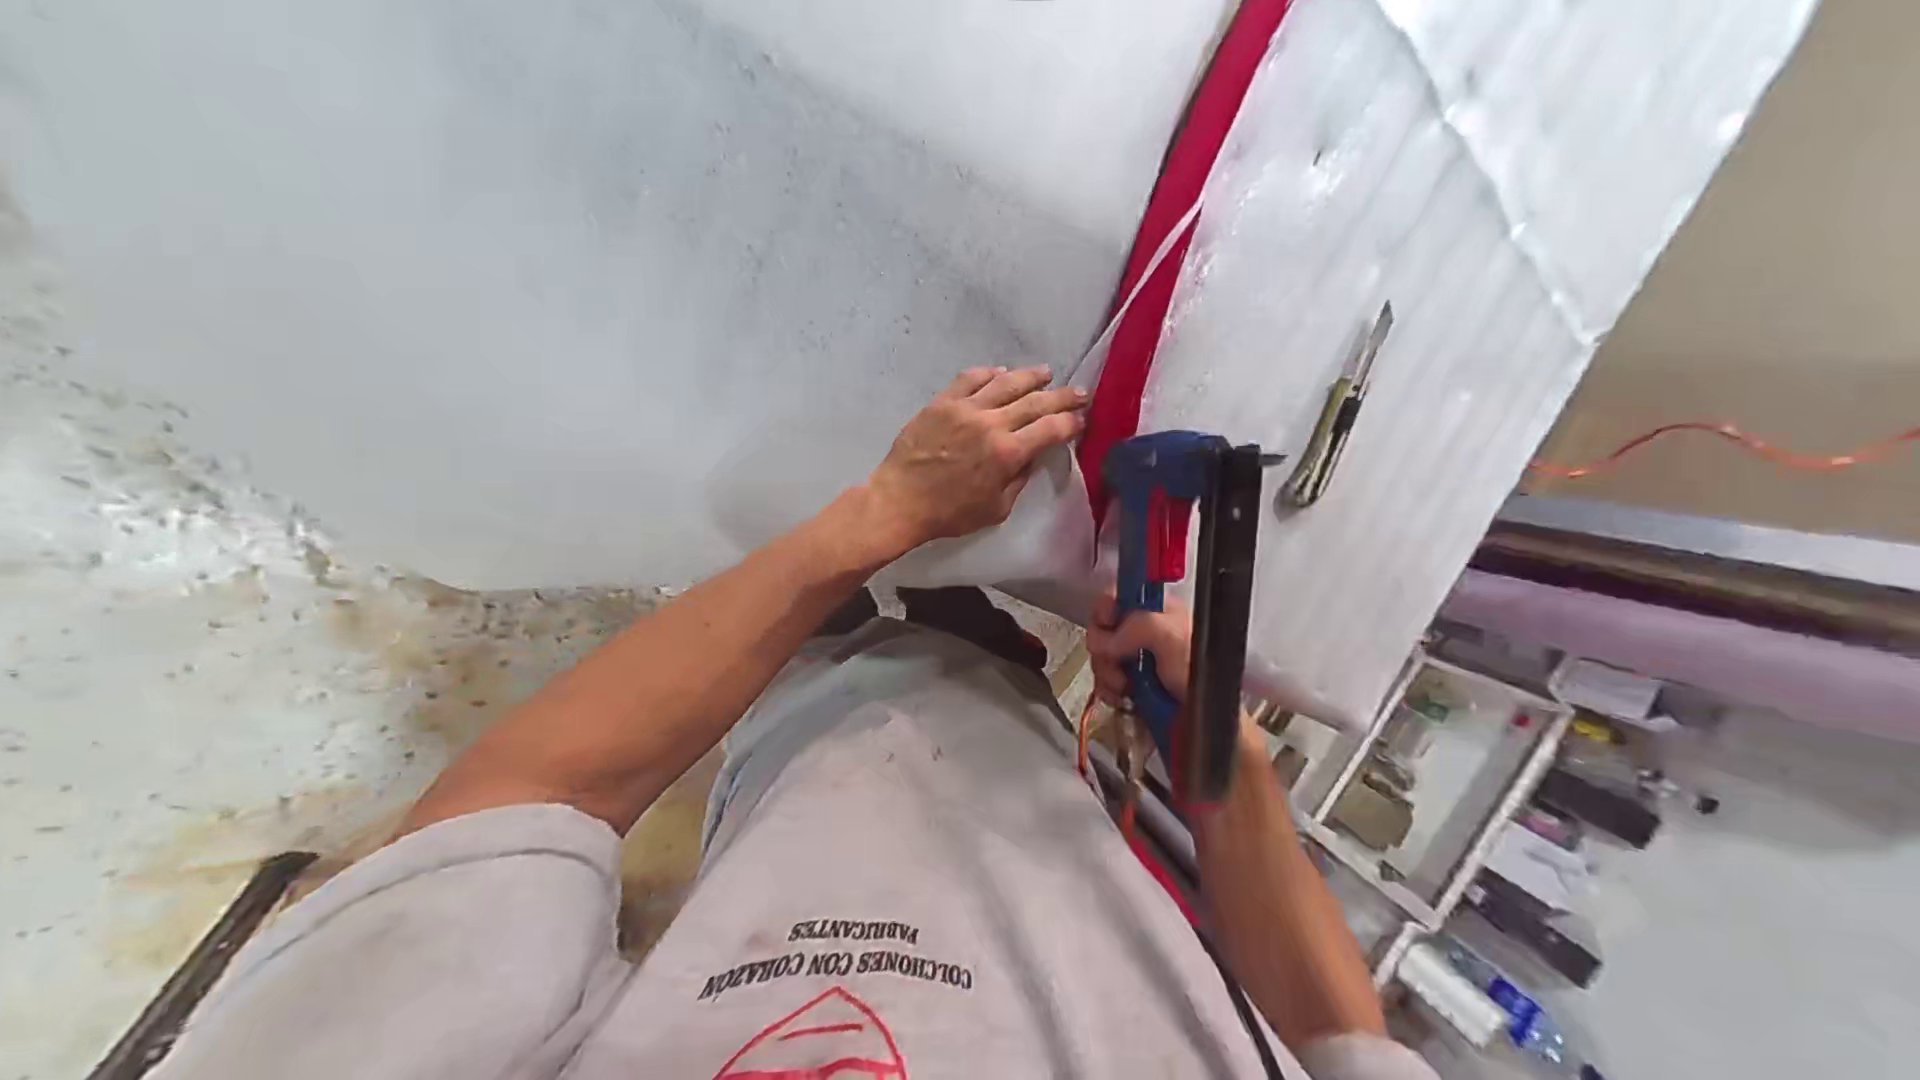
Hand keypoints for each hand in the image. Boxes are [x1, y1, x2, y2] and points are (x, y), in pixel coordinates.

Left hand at [865, 366, 1087, 550]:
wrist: (900, 500)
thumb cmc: (950, 513)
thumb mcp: (996, 509)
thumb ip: (1019, 480)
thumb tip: (1032, 456)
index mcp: (1008, 453)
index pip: (1051, 429)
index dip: (1071, 422)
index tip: (1080, 420)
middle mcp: (991, 423)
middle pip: (1036, 401)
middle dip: (1062, 396)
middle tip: (1079, 392)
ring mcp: (965, 408)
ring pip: (1006, 382)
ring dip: (1030, 376)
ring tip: (1045, 373)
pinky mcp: (942, 402)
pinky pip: (970, 378)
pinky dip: (989, 373)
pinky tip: (1000, 372)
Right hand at [1087, 589, 1191, 708]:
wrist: (1208, 715)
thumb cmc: (1200, 673)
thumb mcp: (1171, 637)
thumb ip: (1135, 626)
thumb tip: (1105, 640)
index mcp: (1158, 610)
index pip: (1118, 595)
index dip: (1106, 608)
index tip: (1108, 624)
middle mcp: (1145, 633)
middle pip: (1103, 629)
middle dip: (1104, 649)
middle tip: (1119, 662)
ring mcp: (1138, 660)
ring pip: (1102, 658)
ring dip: (1107, 674)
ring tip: (1126, 685)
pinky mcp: (1132, 685)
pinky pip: (1105, 682)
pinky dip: (1109, 691)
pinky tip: (1122, 697)